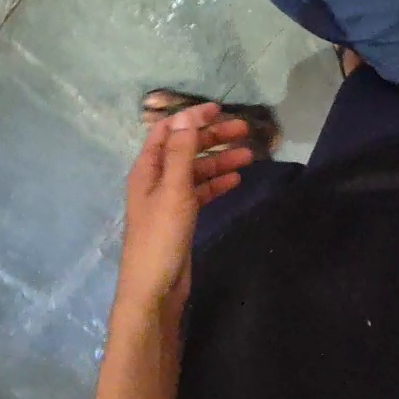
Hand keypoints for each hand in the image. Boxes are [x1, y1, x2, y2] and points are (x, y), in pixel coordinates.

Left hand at [117, 102, 254, 318]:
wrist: (154, 288)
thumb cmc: (161, 236)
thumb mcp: (173, 190)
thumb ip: (181, 152)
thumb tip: (187, 116)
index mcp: (148, 168)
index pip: (168, 131)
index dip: (191, 117)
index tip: (220, 109)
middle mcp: (157, 179)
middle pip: (186, 148)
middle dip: (213, 137)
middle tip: (245, 130)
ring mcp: (169, 199)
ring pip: (197, 170)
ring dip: (220, 160)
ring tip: (250, 156)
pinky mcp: (182, 217)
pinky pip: (201, 192)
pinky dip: (217, 183)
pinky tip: (236, 180)